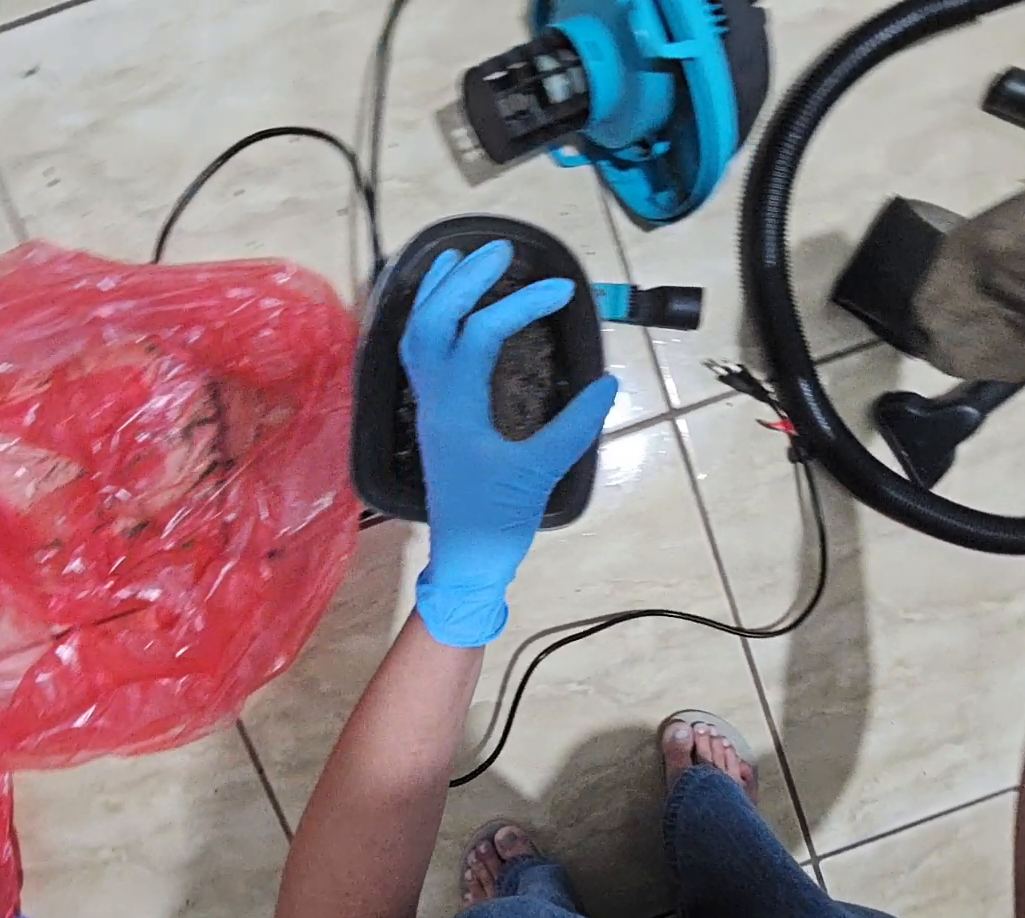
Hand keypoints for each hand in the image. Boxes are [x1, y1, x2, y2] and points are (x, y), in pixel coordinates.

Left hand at [403, 240, 618, 646]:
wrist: (466, 561)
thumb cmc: (498, 521)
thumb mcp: (541, 473)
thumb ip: (576, 427)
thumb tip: (608, 384)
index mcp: (458, 409)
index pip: (481, 335)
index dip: (520, 304)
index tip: (560, 292)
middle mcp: (434, 401)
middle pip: (433, 322)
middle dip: (463, 280)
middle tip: (498, 250)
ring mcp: (428, 410)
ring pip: (416, 338)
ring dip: (435, 295)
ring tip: (454, 260)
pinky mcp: (433, 420)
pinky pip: (420, 359)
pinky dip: (429, 325)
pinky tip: (445, 314)